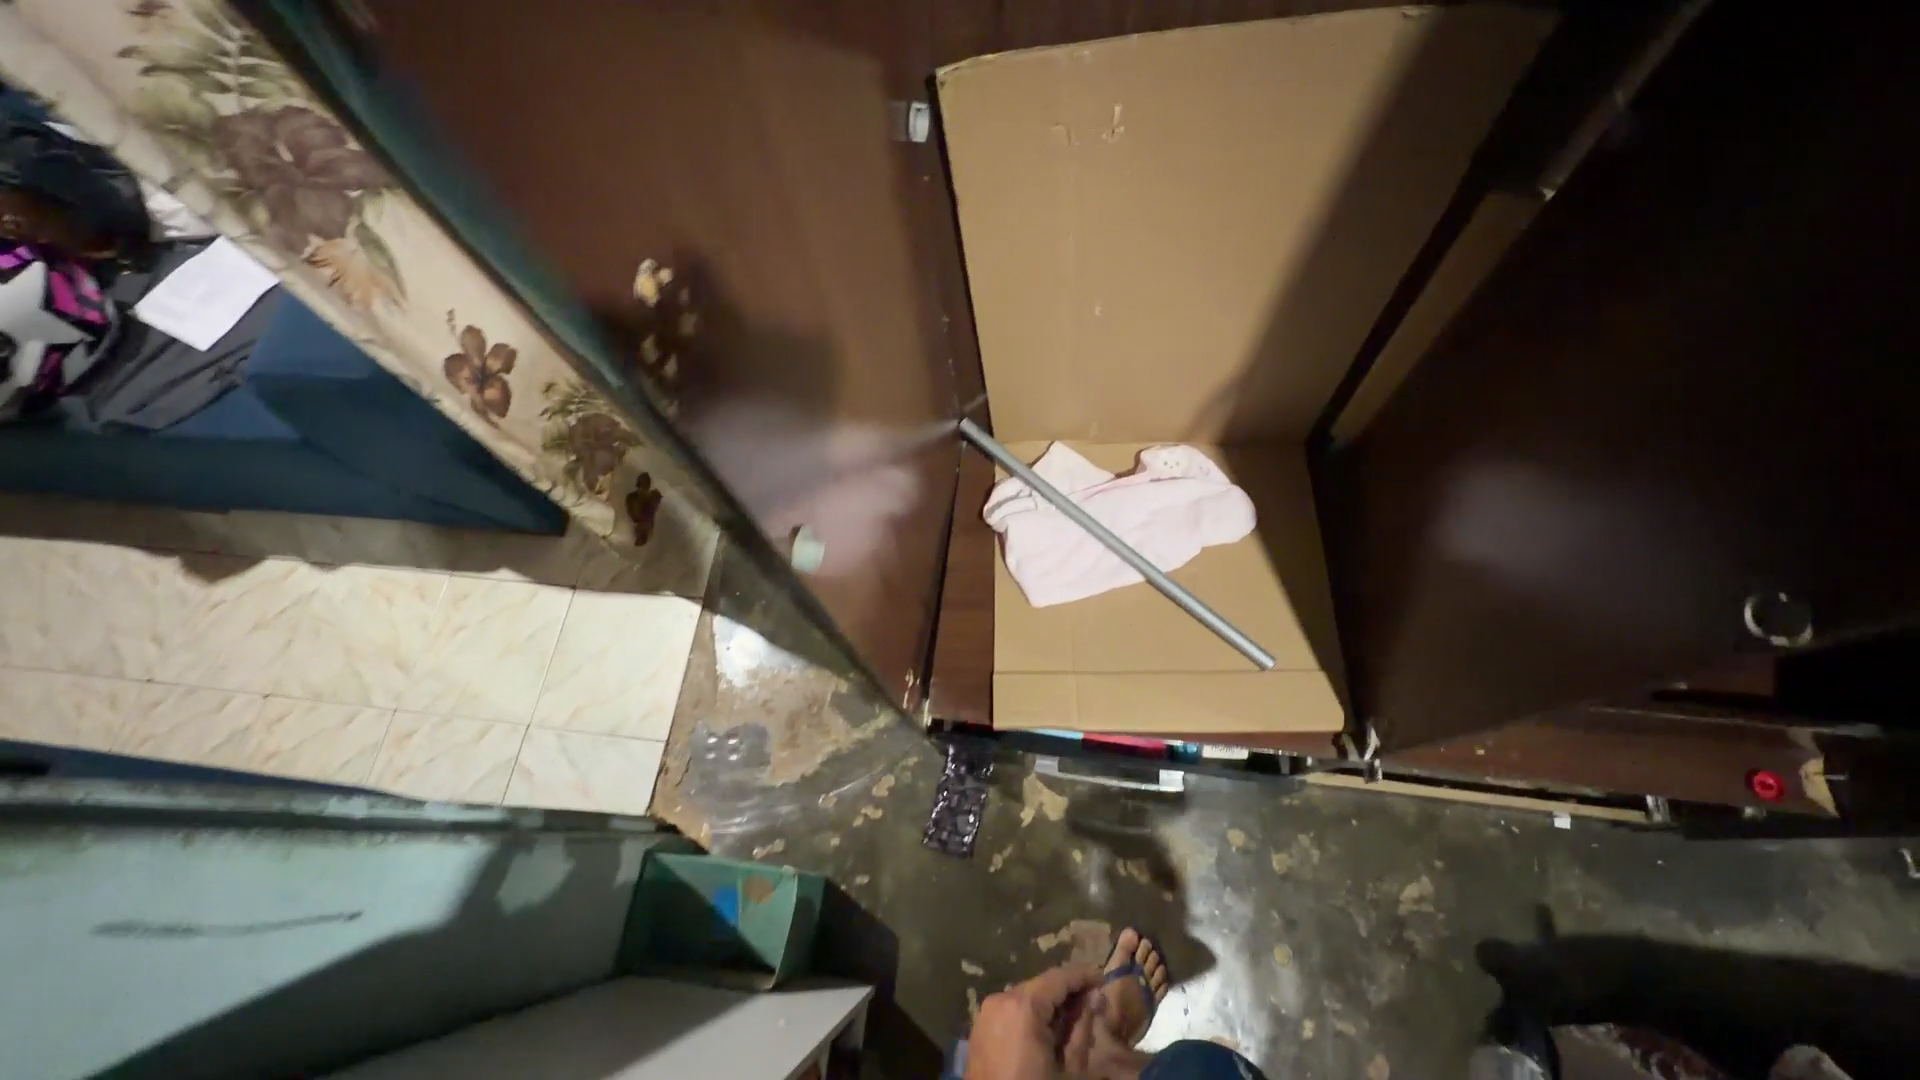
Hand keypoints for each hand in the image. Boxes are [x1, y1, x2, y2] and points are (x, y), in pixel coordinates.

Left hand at [965, 964, 1102, 1079]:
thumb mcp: (1069, 1070)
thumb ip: (1082, 1030)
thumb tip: (1093, 1000)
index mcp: (1023, 1005)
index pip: (1059, 977)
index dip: (1084, 976)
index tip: (1104, 979)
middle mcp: (1001, 999)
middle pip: (1041, 986)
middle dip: (1067, 993)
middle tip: (1093, 1005)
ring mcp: (986, 1014)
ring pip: (1026, 998)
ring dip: (1049, 1006)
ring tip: (1072, 1023)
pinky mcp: (979, 1030)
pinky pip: (1010, 1013)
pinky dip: (1030, 1017)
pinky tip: (1047, 1034)